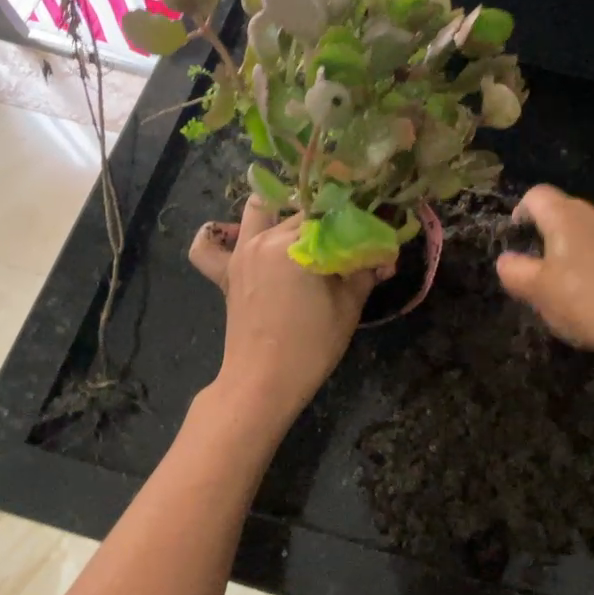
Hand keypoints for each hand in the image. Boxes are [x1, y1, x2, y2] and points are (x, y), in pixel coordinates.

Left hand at [189, 198, 382, 427]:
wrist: (264, 383)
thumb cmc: (311, 346)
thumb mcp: (349, 307)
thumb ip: (365, 272)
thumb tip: (384, 255)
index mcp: (296, 243)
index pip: (331, 216)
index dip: (353, 224)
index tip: (368, 238)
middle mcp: (265, 238)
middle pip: (301, 214)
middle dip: (324, 222)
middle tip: (343, 245)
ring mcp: (241, 252)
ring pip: (260, 211)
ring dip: (279, 213)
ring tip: (299, 233)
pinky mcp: (225, 272)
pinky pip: (209, 245)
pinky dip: (219, 236)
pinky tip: (240, 239)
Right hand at [496, 185, 593, 371]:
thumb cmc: (582, 300)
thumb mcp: (536, 290)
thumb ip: (514, 271)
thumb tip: (506, 260)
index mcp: (564, 214)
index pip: (536, 195)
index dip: (520, 211)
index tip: (515, 236)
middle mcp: (593, 214)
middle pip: (561, 210)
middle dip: (544, 232)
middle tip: (533, 265)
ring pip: (583, 231)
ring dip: (567, 249)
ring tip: (560, 283)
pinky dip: (589, 263)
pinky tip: (589, 294)